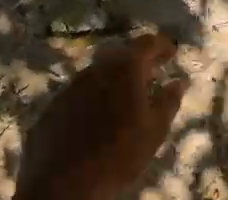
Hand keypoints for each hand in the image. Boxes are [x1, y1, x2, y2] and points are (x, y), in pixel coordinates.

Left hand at [16, 32, 188, 199]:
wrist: (61, 191)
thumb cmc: (117, 155)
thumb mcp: (155, 130)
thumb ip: (169, 100)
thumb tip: (178, 82)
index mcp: (125, 69)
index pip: (147, 43)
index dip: (162, 46)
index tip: (171, 54)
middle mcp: (95, 71)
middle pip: (118, 56)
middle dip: (135, 63)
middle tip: (148, 77)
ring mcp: (67, 91)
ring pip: (95, 76)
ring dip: (111, 81)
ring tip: (121, 100)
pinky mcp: (48, 113)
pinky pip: (75, 97)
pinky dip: (89, 101)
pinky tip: (93, 121)